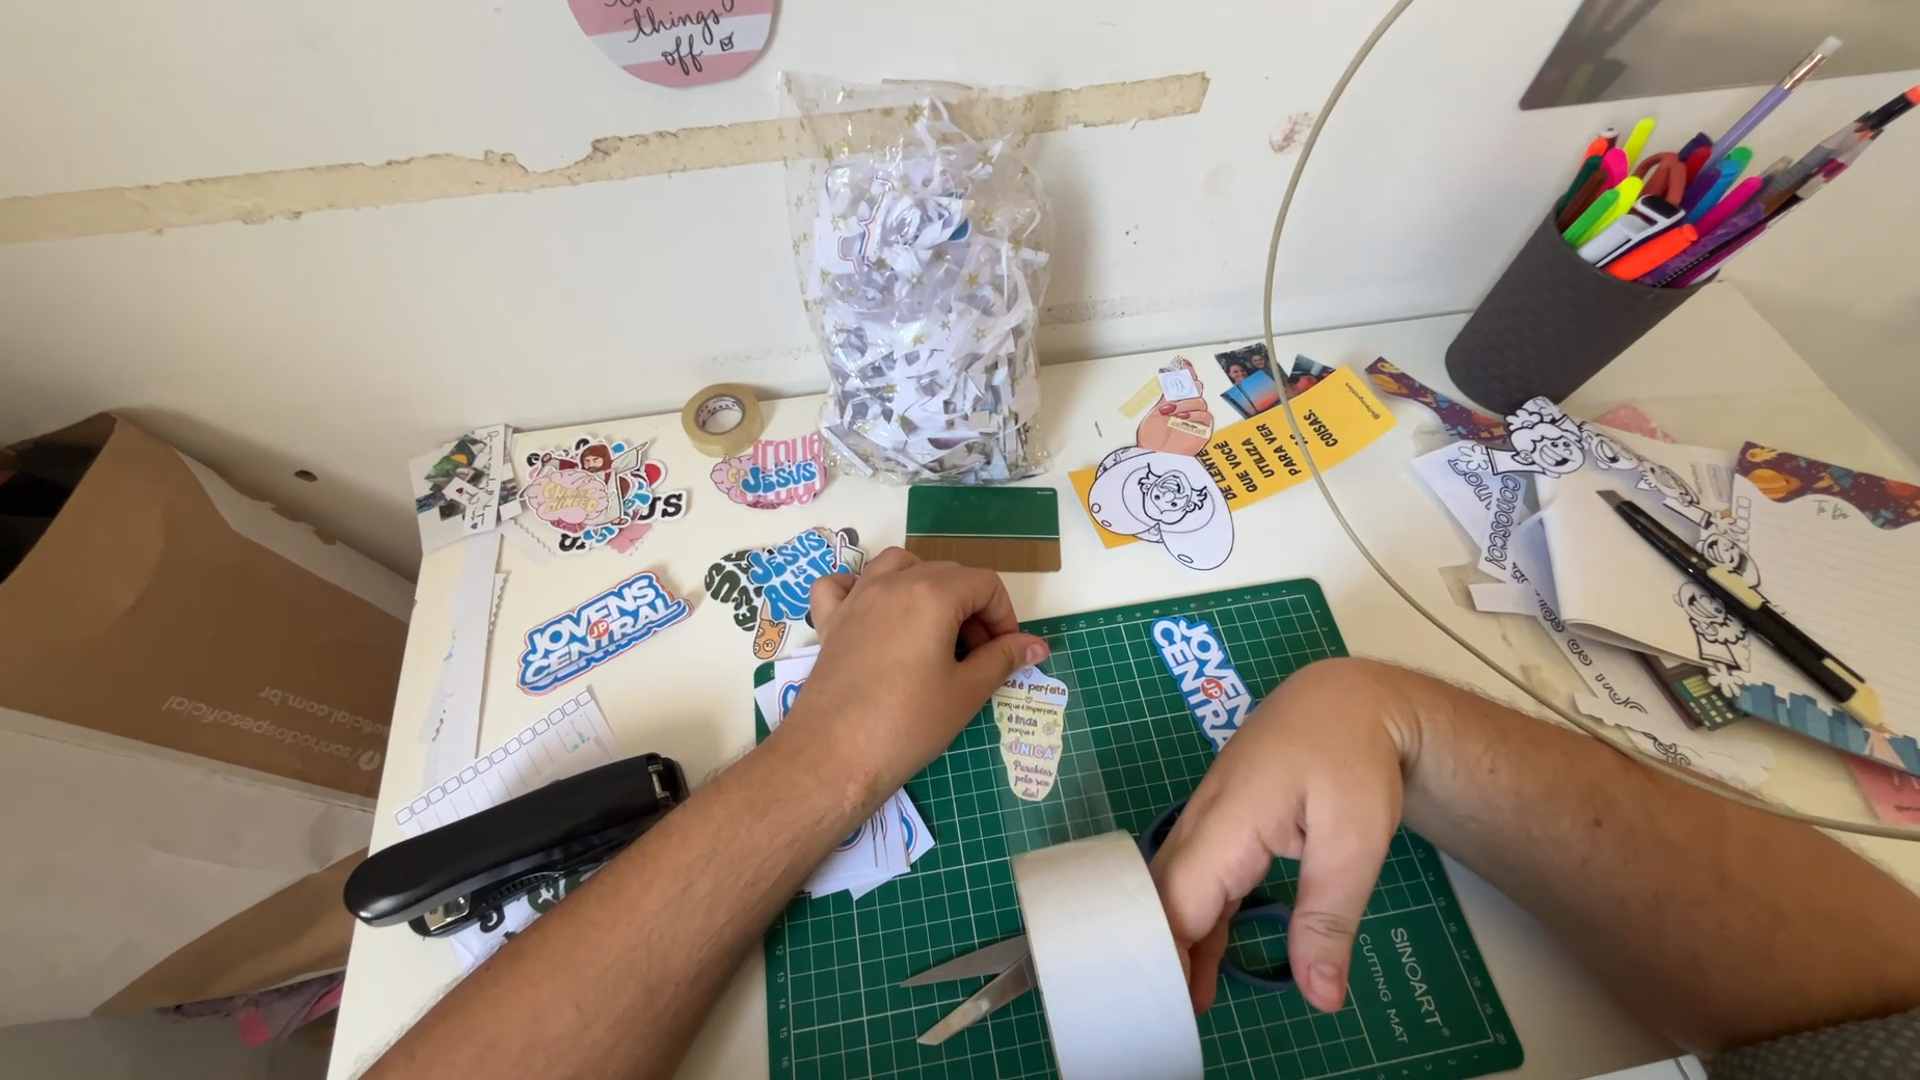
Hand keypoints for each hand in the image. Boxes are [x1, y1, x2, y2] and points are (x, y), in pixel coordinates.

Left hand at [787, 548, 1050, 794]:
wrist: (833, 756)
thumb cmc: (907, 724)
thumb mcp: (966, 692)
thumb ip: (1003, 659)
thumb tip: (1037, 645)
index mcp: (932, 593)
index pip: (985, 583)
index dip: (1004, 616)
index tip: (1006, 653)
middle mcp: (893, 582)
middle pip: (947, 573)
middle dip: (972, 608)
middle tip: (977, 656)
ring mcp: (856, 597)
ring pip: (899, 565)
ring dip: (926, 586)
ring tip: (935, 629)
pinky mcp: (830, 620)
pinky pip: (843, 584)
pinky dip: (861, 588)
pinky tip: (874, 614)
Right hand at [1148, 658, 1421, 1013]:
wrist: (1348, 700)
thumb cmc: (1351, 761)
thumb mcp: (1354, 842)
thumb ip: (1328, 916)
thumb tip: (1319, 996)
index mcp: (1226, 823)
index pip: (1177, 900)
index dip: (1165, 953)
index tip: (1164, 1004)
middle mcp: (1203, 820)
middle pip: (1165, 893)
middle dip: (1162, 950)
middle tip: (1169, 1013)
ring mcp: (1210, 815)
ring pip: (1178, 882)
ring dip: (1179, 936)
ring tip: (1185, 998)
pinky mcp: (1225, 818)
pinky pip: (1198, 871)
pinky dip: (1198, 913)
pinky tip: (1205, 949)